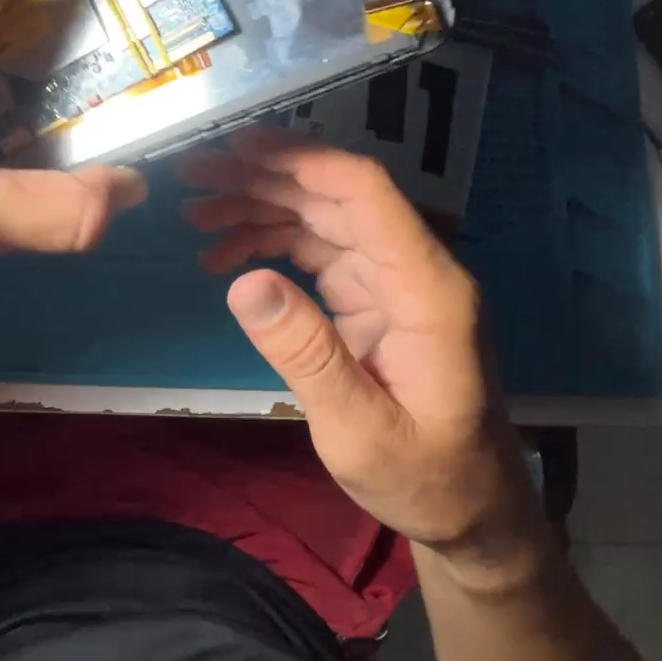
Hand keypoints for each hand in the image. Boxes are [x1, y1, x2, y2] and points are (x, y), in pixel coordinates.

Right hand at [180, 128, 540, 559]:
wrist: (470, 512)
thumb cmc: (425, 477)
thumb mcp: (358, 430)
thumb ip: (305, 353)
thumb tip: (243, 280)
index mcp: (427, 288)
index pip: (364, 192)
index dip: (300, 159)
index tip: (236, 148)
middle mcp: (412, 269)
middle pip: (332, 196)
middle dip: (260, 179)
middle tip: (191, 177)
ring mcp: (392, 281)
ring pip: (320, 218)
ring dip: (258, 209)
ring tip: (195, 216)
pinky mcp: (373, 298)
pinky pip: (317, 251)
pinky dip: (269, 245)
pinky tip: (225, 255)